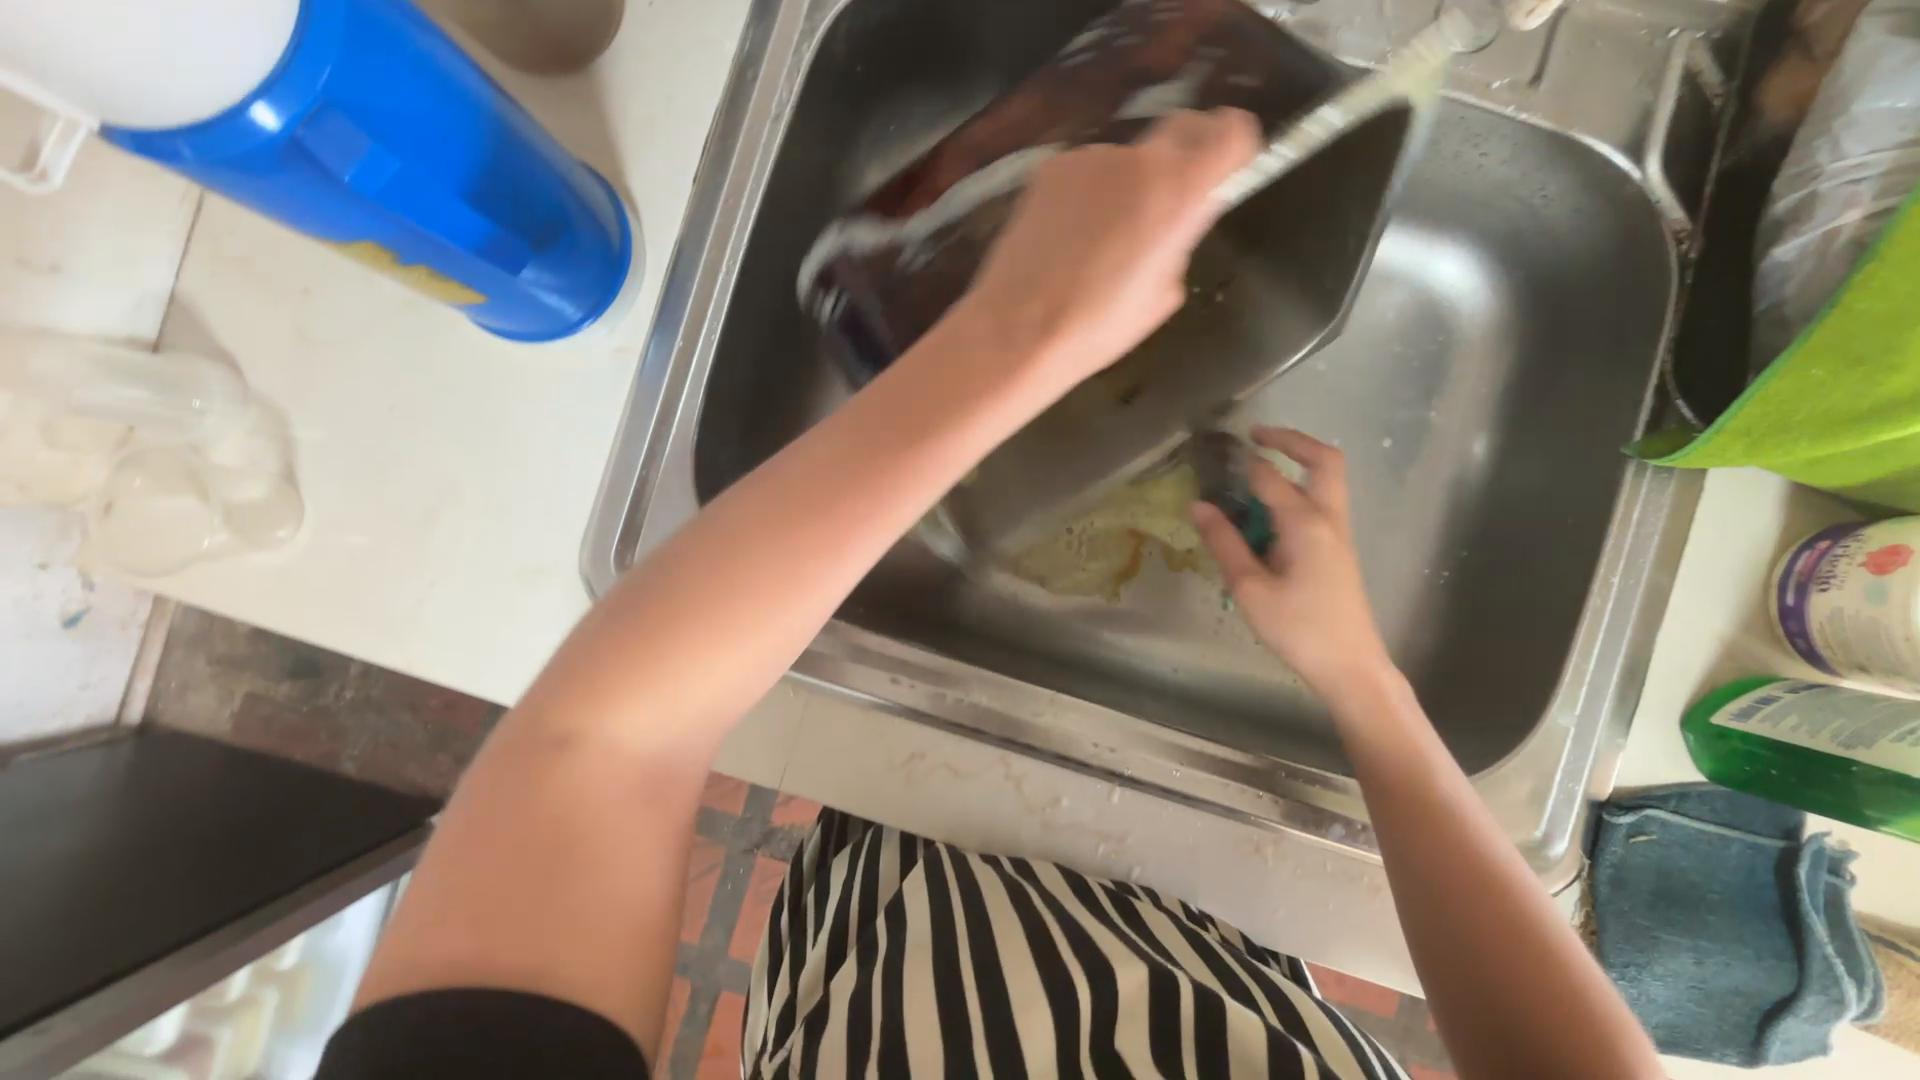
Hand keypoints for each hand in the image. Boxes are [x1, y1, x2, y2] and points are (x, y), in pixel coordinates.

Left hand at [954, 108, 1260, 395]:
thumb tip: (1181, 220)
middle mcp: (1138, 159)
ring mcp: (1089, 159)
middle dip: (1187, 155)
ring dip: (1128, 184)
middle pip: (1182, 128)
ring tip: (1101, 241)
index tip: (1228, 169)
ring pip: (1127, 158)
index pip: (1232, 131)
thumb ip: (1181, 239)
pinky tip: (1067, 238)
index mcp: (1179, 190)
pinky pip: (1087, 174)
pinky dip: (1089, 195)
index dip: (1235, 147)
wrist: (1017, 330)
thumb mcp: (1162, 292)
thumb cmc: (1098, 327)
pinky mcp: (1049, 169)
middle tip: (1170, 202)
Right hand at [1191, 427, 1396, 701]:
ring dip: (1298, 465)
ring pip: (1327, 481)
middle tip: (1257, 435)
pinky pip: (1322, 504)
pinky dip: (1298, 492)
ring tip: (1258, 470)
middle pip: (1324, 460)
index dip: (1244, 462)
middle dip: (1292, 440)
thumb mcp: (1249, 589)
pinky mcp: (1338, 551)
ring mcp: (1339, 534)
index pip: (1271, 478)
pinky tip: (1268, 514)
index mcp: (1305, 524)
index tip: (1216, 452)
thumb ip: (1225, 543)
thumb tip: (1199, 505)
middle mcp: (1328, 519)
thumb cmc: (1298, 629)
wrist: (1351, 665)